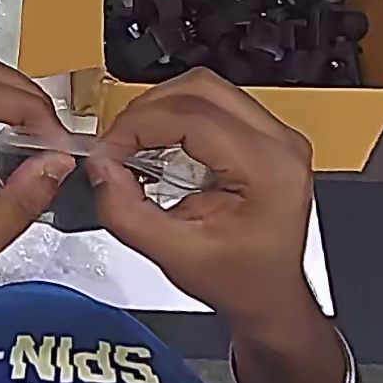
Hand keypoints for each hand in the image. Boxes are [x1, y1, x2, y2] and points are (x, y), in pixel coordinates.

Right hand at [86, 68, 321, 341]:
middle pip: (200, 89)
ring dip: (160, 109)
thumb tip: (101, 169)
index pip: (195, 117)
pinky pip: (213, 102)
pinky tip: (158, 145)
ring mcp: (276, 134)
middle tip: (118, 143)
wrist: (269, 293)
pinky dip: (175, 115)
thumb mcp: (174, 255)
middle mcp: (280, 143)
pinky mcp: (263, 133)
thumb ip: (127, 213)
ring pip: (205, 88)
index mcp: (269, 170)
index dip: (141, 125)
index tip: (110, 149)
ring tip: (135, 144)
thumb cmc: (240, 280)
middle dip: (147, 110)